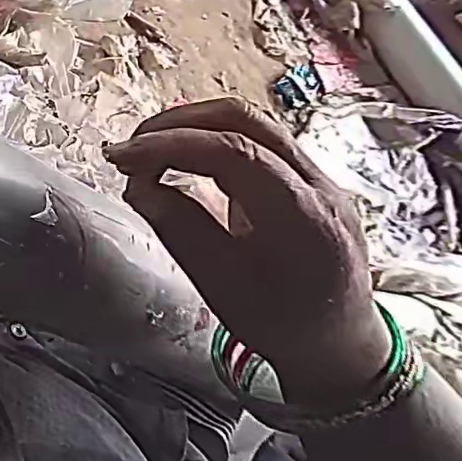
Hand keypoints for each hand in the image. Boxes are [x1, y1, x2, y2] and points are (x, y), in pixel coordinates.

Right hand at [105, 98, 389, 407]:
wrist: (340, 342)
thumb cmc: (281, 321)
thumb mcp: (221, 283)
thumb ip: (179, 227)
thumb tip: (139, 184)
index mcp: (302, 214)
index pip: (231, 150)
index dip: (167, 144)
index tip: (121, 158)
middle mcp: (317, 183)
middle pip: (241, 118)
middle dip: (173, 124)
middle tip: (130, 150)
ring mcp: (315, 175)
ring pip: (246, 120)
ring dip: (186, 126)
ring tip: (146, 151)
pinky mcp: (302, 176)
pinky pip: (250, 136)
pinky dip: (203, 136)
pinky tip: (176, 157)